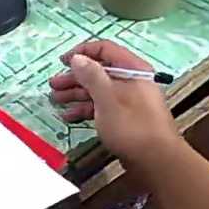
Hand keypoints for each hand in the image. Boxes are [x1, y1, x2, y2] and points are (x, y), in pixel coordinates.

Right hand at [48, 40, 184, 168]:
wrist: (155, 159)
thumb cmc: (131, 125)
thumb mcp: (107, 98)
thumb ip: (91, 76)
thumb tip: (77, 58)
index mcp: (131, 69)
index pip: (105, 49)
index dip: (82, 52)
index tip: (62, 61)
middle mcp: (130, 81)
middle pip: (98, 72)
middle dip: (74, 77)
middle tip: (53, 85)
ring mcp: (126, 100)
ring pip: (97, 91)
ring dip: (75, 94)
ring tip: (54, 100)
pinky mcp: (122, 117)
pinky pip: (101, 107)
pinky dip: (85, 110)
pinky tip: (68, 116)